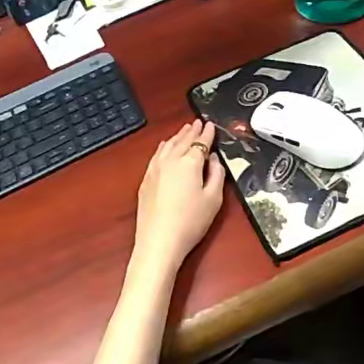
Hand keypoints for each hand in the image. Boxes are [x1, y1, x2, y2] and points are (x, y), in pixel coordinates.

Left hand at [133, 120, 225, 274]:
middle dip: (192, 131)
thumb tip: (213, 159)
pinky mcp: (146, 179)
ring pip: (168, 145)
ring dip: (178, 136)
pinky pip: (157, 154)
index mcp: (190, 163)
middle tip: (198, 122)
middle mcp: (171, 160)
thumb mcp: (213, 199)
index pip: (201, 142)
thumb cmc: (190, 222)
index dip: (208, 133)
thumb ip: (217, 175)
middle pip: (183, 140)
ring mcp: (155, 168)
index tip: (211, 125)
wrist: (159, 240)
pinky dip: (164, 146)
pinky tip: (166, 146)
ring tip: (185, 130)